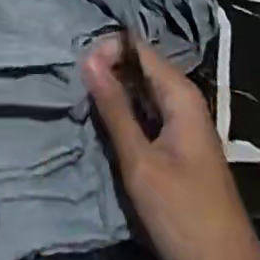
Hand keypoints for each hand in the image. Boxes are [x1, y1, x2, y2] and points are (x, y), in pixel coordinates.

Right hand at [83, 36, 259, 259]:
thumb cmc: (182, 211)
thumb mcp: (141, 162)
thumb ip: (115, 109)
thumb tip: (89, 59)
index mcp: (180, 92)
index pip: (138, 48)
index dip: (108, 49)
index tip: (78, 68)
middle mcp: (184, 97)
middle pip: (140, 66)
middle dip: (108, 69)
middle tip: (76, 85)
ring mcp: (182, 120)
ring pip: (141, 90)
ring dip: (114, 91)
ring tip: (84, 99)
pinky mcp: (177, 141)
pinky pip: (147, 111)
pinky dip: (125, 111)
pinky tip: (105, 120)